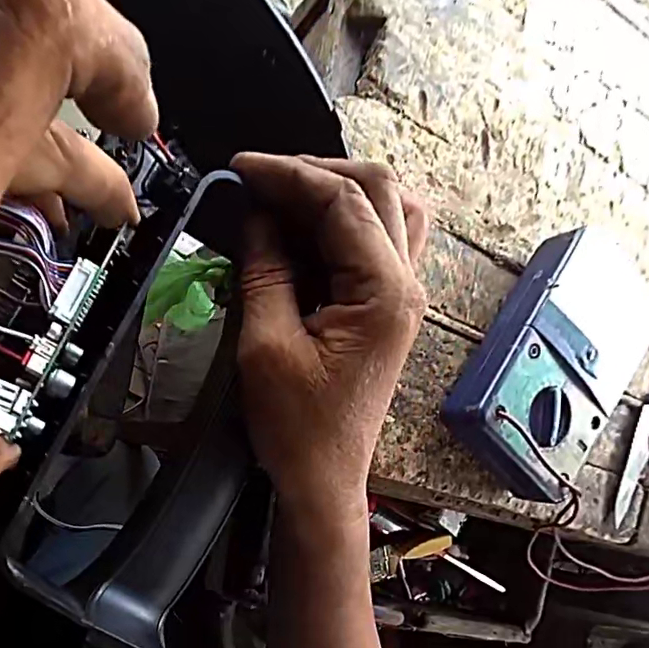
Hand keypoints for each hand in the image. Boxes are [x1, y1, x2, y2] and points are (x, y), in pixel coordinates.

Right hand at [232, 155, 428, 515]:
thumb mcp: (266, 344)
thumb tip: (257, 215)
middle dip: (316, 173)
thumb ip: (264, 269)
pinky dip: (346, 224)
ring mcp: (402, 298)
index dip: (288, 174)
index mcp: (383, 293)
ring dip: (338, 192)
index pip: (342, 200)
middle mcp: (406, 287)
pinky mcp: (388, 311)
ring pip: (388, 209)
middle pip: (378, 189)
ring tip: (285, 199)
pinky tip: (309, 232)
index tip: (243, 168)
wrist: (323, 478)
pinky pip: (381, 243)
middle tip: (262, 181)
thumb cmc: (300, 429)